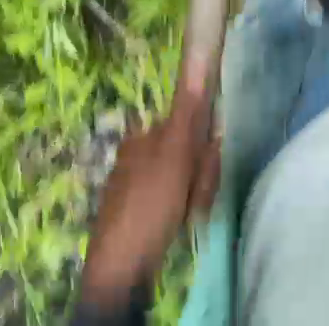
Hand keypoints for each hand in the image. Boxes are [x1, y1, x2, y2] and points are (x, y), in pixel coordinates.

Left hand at [81, 71, 221, 308]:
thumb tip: (200, 63)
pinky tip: (180, 223)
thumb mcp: (175, 152)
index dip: (203, 146)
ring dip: (195, 194)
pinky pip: (173, 200)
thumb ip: (189, 110)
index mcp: (144, 135)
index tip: (208, 161)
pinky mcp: (139, 210)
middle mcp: (138, 153)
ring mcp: (137, 183)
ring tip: (190, 213)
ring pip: (183, 179)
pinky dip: (182, 210)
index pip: (187, 126)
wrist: (120, 265)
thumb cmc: (149, 202)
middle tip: (198, 196)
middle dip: (201, 173)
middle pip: (187, 153)